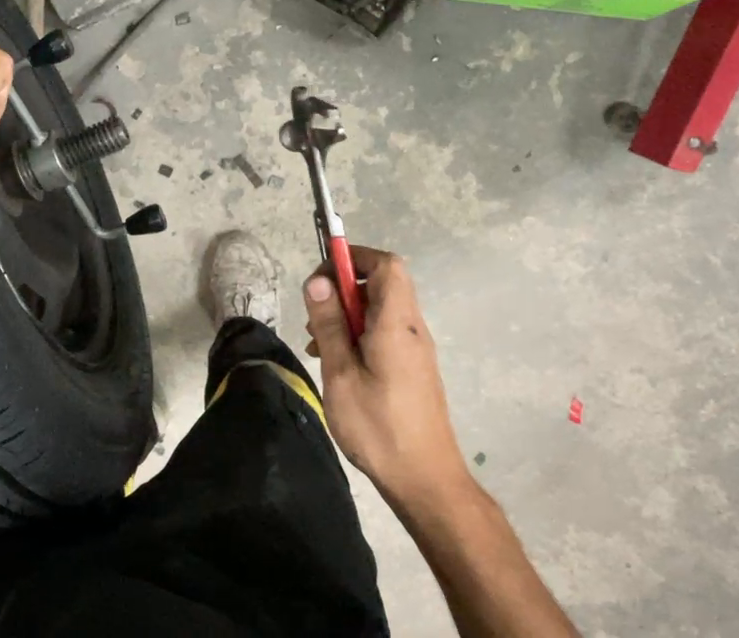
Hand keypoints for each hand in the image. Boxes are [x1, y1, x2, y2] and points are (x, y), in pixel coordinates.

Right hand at [303, 246, 469, 505]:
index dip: (353, 257)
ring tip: (318, 343)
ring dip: (346, 314)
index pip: (386, 265)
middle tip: (313, 318)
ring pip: (379, 310)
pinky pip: (383, 333)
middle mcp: (411, 330)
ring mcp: (414, 350)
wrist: (425, 481)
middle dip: (342, 288)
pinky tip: (336, 362)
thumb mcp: (340, 372)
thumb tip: (318, 281)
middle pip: (382, 284)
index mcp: (396, 324)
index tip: (321, 276)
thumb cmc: (378, 426)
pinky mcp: (412, 369)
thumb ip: (329, 324)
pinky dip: (357, 334)